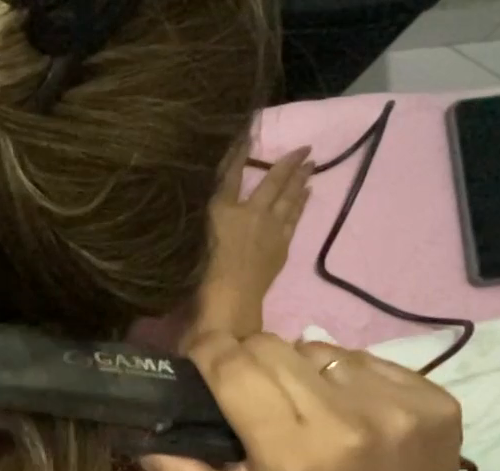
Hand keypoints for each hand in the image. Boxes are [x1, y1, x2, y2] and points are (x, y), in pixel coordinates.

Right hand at [141, 332, 467, 470]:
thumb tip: (136, 429)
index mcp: (290, 453)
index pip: (238, 370)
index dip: (210, 352)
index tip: (195, 352)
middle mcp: (348, 420)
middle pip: (275, 349)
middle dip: (246, 356)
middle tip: (236, 380)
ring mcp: (397, 404)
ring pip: (318, 349)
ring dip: (294, 367)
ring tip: (292, 402)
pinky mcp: (432, 397)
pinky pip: (364, 361)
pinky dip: (339, 376)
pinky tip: (339, 409)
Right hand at [194, 147, 312, 337]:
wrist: (228, 304)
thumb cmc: (197, 279)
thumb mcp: (188, 246)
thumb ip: (198, 225)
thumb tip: (202, 209)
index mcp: (221, 212)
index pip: (229, 177)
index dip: (237, 156)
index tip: (245, 135)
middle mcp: (249, 213)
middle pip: (271, 183)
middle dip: (285, 164)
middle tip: (302, 147)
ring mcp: (270, 228)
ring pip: (289, 197)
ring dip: (300, 179)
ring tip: (310, 164)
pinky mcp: (281, 245)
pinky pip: (295, 217)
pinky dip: (302, 202)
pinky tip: (307, 193)